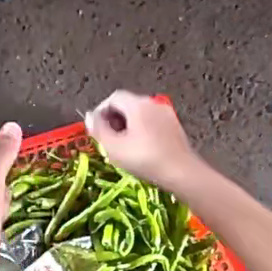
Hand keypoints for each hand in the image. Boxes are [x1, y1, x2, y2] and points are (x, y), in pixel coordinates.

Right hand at [85, 91, 200, 189]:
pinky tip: (141, 150)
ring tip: (122, 146)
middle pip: (128, 104)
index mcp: (138, 104)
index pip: (113, 98)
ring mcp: (167, 115)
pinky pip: (153, 124)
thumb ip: (98, 130)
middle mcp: (153, 104)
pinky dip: (142, 132)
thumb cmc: (145, 159)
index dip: (100, 111)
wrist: (182, 172)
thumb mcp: (114, 147)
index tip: (96, 129)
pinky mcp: (175, 128)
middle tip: (107, 138)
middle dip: (114, 119)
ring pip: (141, 115)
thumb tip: (89, 117)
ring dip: (128, 127)